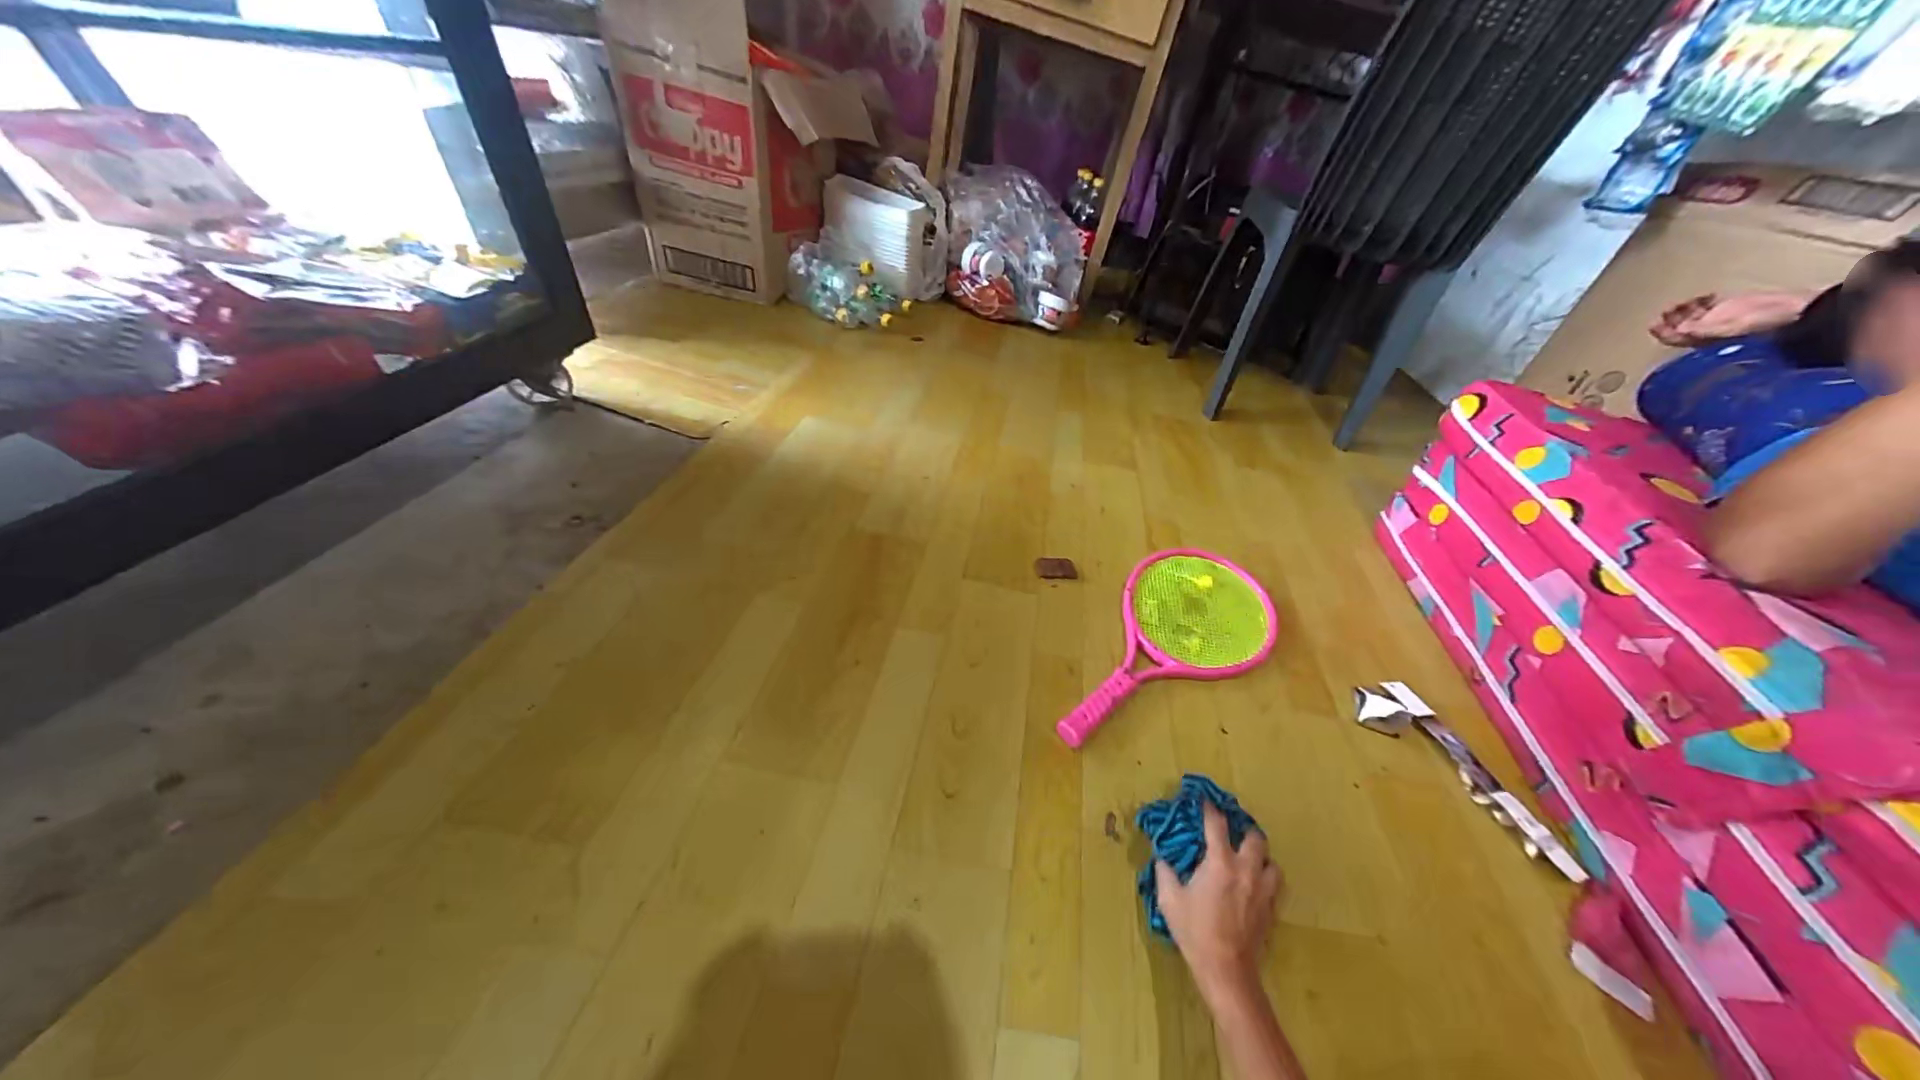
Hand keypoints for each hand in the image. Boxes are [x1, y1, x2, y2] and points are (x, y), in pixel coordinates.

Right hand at [1155, 802, 1281, 1002]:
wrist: (1226, 969)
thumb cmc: (1195, 931)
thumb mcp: (1169, 899)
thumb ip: (1165, 872)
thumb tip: (1162, 858)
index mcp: (1220, 863)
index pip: (1216, 825)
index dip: (1210, 809)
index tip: (1204, 800)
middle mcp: (1246, 869)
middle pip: (1255, 838)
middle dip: (1243, 829)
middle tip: (1231, 830)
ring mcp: (1263, 889)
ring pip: (1271, 861)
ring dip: (1260, 855)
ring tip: (1248, 857)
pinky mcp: (1271, 908)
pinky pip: (1275, 884)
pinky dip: (1265, 877)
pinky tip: (1254, 883)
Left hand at [1649, 290, 1813, 345]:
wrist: (1798, 310)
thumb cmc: (1767, 322)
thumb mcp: (1733, 328)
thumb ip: (1707, 330)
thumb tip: (1681, 331)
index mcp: (1704, 340)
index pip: (1675, 339)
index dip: (1661, 332)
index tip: (1653, 323)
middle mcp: (1706, 331)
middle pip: (1678, 327)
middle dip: (1669, 319)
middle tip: (1669, 309)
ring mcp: (1718, 318)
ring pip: (1689, 315)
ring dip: (1682, 309)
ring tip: (1685, 302)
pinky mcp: (1730, 306)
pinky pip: (1707, 304)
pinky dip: (1701, 300)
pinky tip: (1707, 295)